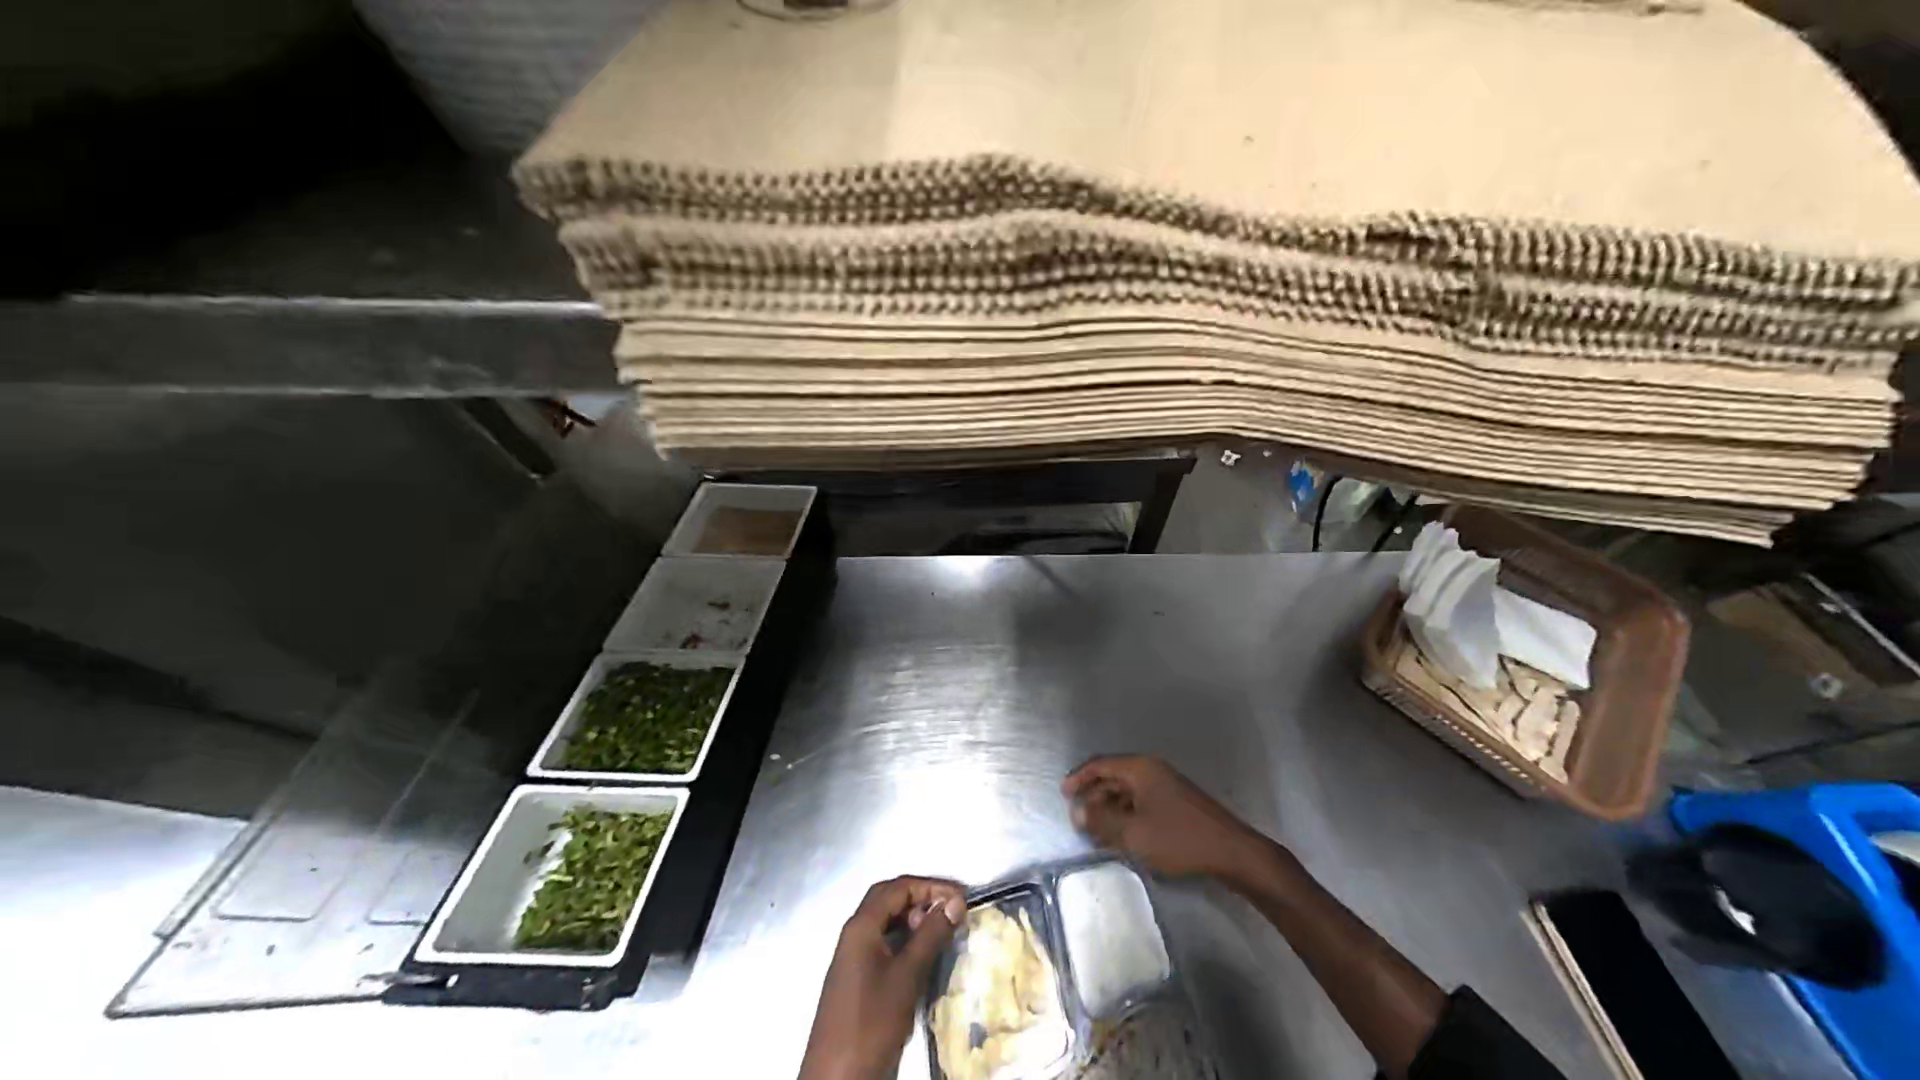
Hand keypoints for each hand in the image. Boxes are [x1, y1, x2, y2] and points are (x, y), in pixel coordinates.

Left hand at [798, 875, 965, 1079]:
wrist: (837, 1077)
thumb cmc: (871, 1021)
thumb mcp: (907, 976)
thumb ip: (930, 935)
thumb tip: (955, 902)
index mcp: (861, 926)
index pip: (897, 888)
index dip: (930, 886)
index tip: (961, 896)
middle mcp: (855, 934)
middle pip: (889, 899)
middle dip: (921, 896)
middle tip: (951, 907)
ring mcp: (854, 956)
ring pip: (886, 921)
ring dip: (914, 918)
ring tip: (942, 929)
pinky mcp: (859, 977)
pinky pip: (884, 943)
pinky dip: (906, 939)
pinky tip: (923, 954)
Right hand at [1064, 755, 1264, 879]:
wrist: (1231, 853)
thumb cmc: (1178, 838)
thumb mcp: (1133, 832)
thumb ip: (1101, 821)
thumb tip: (1078, 812)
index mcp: (1140, 768)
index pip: (1099, 765)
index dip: (1078, 778)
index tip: (1064, 795)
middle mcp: (1152, 771)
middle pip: (1113, 777)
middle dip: (1093, 797)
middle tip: (1079, 820)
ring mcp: (1166, 787)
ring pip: (1127, 793)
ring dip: (1109, 809)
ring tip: (1096, 833)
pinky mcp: (1176, 804)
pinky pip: (1141, 804)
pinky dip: (1126, 816)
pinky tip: (1121, 837)